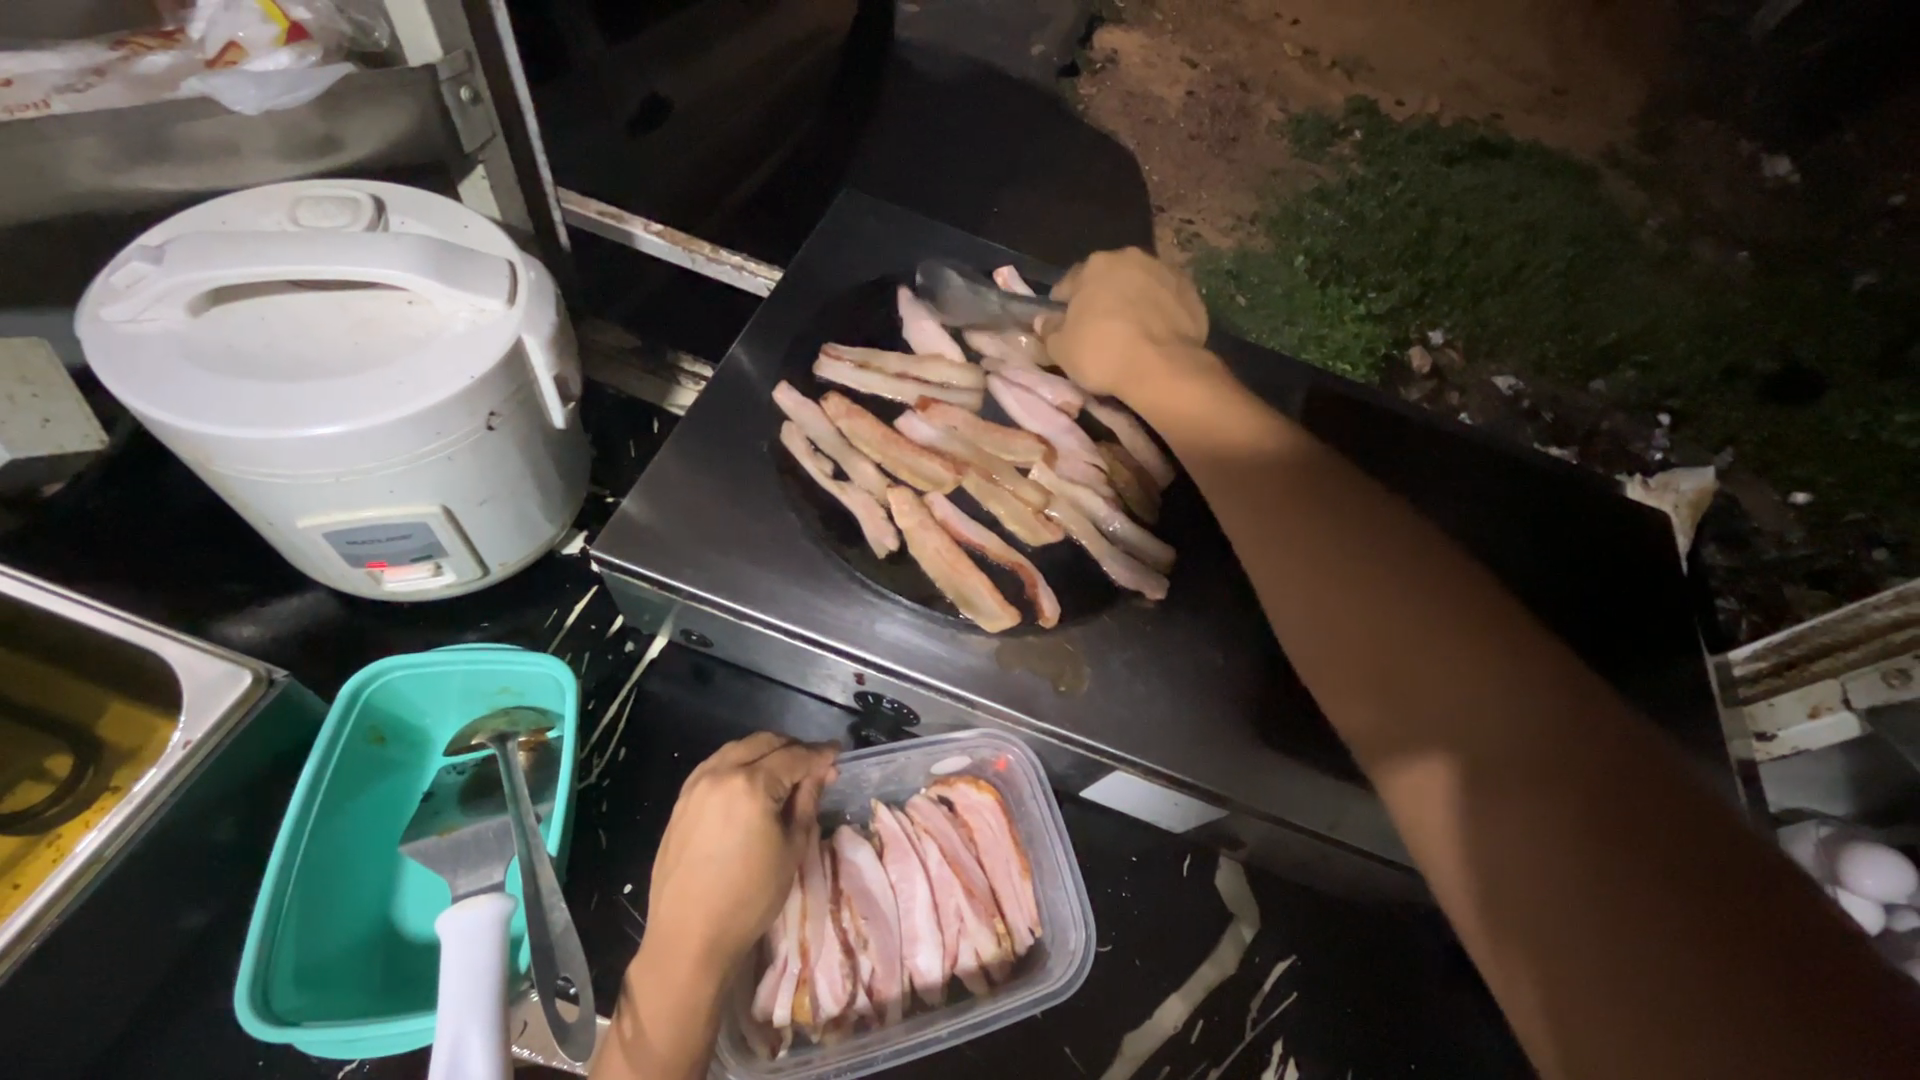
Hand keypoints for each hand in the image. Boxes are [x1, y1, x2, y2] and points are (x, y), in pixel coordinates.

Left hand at [646, 733, 837, 970]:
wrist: (689, 937)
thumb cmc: (750, 897)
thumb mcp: (792, 849)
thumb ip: (807, 802)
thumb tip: (820, 772)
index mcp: (751, 784)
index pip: (795, 756)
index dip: (820, 754)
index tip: (838, 754)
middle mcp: (720, 773)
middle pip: (764, 743)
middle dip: (793, 748)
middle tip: (814, 766)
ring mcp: (695, 785)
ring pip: (737, 749)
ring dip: (765, 753)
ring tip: (785, 773)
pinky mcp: (681, 801)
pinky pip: (716, 766)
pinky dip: (739, 764)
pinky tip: (751, 784)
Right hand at [1044, 247, 1215, 400]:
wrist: (1162, 368)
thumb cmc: (1102, 354)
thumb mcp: (1061, 349)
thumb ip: (1049, 330)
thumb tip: (1044, 321)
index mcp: (1094, 265)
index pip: (1069, 283)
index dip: (1063, 306)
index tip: (1064, 326)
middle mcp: (1130, 258)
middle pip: (1108, 279)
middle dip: (1101, 299)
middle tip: (1098, 330)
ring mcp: (1164, 271)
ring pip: (1139, 286)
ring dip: (1132, 302)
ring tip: (1130, 333)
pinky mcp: (1191, 291)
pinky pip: (1165, 300)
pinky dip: (1159, 313)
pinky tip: (1155, 336)